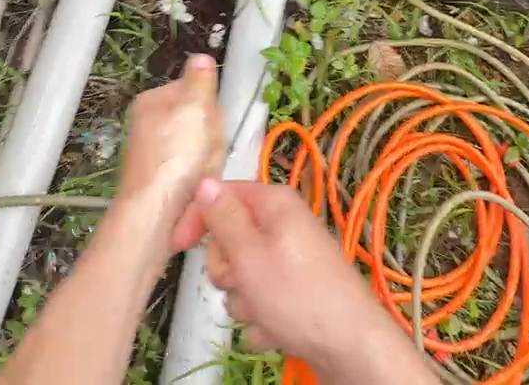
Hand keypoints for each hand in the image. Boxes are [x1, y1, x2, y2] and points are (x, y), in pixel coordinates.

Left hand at [106, 54, 222, 256]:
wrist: (153, 215)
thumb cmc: (174, 157)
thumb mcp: (194, 108)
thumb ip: (200, 81)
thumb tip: (200, 56)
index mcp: (153, 101)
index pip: (195, 91)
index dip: (210, 108)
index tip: (212, 122)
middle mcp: (150, 125)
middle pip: (200, 122)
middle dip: (211, 139)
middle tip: (207, 152)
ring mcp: (155, 155)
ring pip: (201, 150)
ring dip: (209, 163)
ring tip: (202, 175)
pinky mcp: (162, 181)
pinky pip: (194, 173)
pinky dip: (200, 182)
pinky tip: (197, 190)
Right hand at [192, 180, 437, 383]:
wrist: (350, 348)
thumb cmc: (299, 297)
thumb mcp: (250, 255)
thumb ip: (224, 218)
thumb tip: (205, 181)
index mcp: (274, 203)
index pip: (222, 194)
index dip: (197, 218)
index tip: (179, 247)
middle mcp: (283, 224)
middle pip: (229, 238)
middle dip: (227, 269)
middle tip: (242, 283)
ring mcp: (290, 259)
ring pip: (242, 275)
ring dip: (244, 300)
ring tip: (265, 312)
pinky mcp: (295, 291)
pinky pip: (261, 299)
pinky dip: (263, 318)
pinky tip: (277, 329)